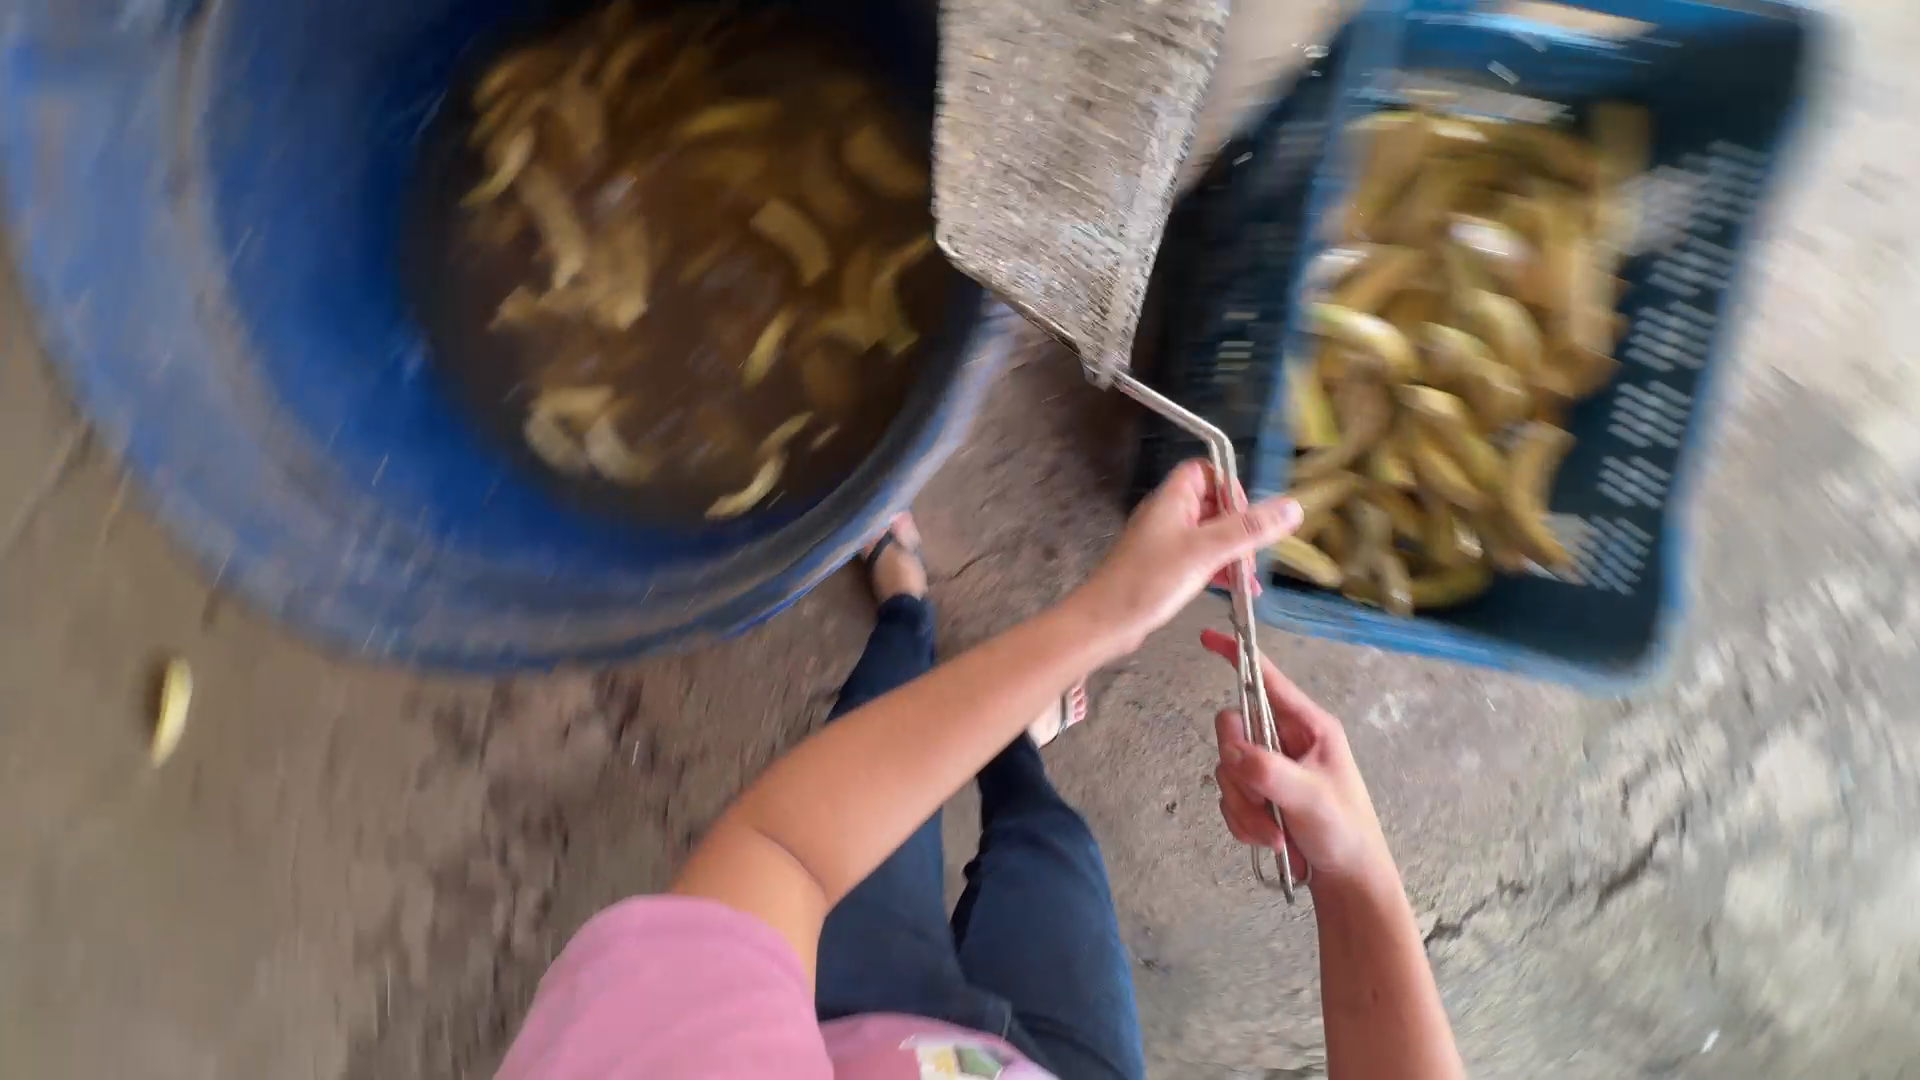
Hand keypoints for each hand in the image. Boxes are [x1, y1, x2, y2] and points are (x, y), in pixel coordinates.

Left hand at [1070, 460, 1300, 653]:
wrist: (1106, 621)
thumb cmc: (1150, 580)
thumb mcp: (1205, 551)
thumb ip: (1248, 529)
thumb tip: (1293, 506)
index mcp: (1171, 500)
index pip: (1205, 471)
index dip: (1231, 487)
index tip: (1249, 517)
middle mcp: (1167, 515)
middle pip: (1214, 505)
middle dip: (1240, 528)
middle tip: (1250, 558)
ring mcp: (1165, 543)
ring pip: (1210, 535)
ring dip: (1234, 553)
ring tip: (1249, 582)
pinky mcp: (1165, 568)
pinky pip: (1201, 559)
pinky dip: (1220, 570)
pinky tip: (1237, 592)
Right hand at [1200, 629, 1396, 890]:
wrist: (1350, 884)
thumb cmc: (1346, 833)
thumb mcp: (1312, 799)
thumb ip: (1269, 771)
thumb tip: (1230, 752)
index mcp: (1307, 726)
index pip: (1265, 680)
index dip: (1237, 656)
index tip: (1208, 638)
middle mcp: (1283, 740)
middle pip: (1232, 731)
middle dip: (1240, 772)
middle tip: (1259, 799)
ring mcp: (1268, 767)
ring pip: (1227, 769)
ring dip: (1245, 808)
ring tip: (1275, 836)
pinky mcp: (1257, 794)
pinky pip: (1228, 797)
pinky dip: (1242, 822)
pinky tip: (1269, 841)